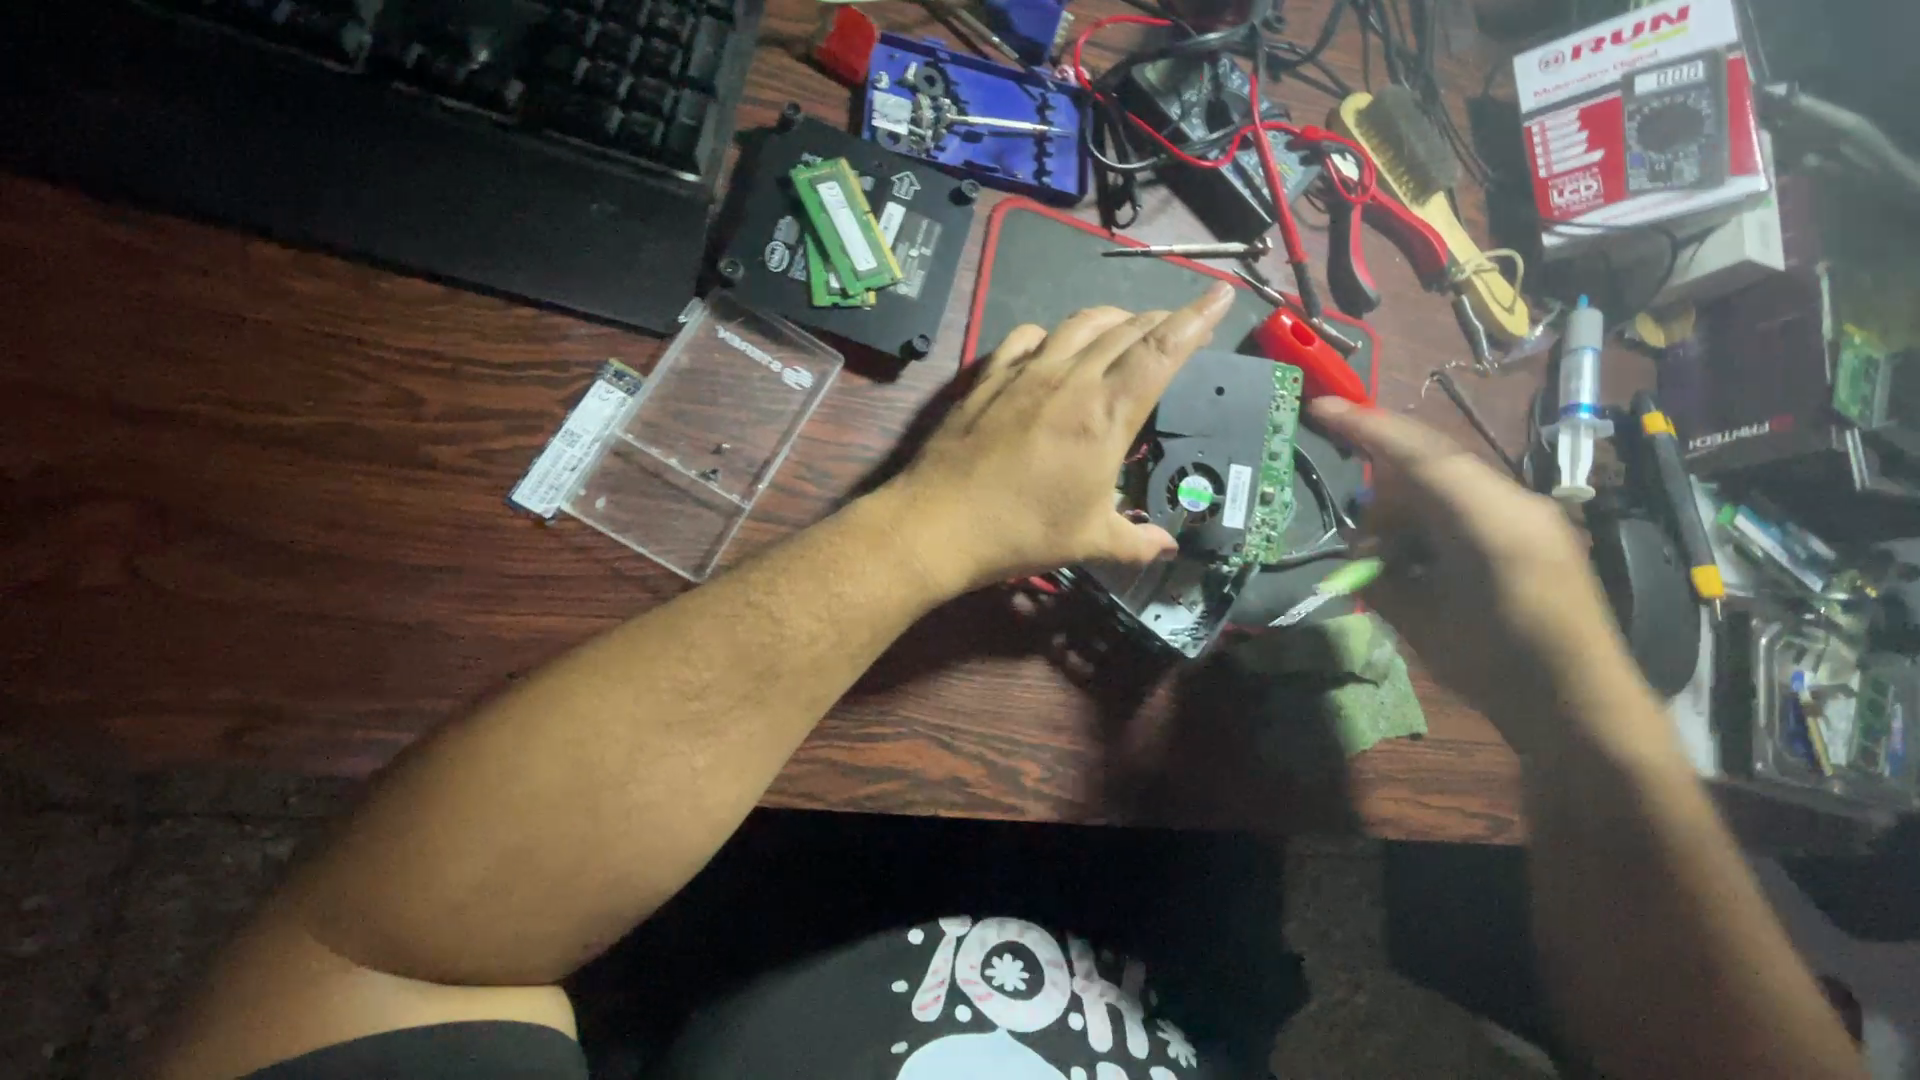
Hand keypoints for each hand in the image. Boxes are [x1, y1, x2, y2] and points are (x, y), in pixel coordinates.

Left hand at [887, 282, 1235, 590]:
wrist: (939, 523)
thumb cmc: (1022, 533)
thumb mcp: (1089, 541)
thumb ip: (1135, 542)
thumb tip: (1166, 546)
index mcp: (1106, 415)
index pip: (1162, 352)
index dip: (1196, 319)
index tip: (1220, 295)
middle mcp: (1071, 380)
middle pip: (1127, 329)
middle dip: (1161, 320)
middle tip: (1177, 326)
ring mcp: (1026, 373)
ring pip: (1079, 323)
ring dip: (1112, 319)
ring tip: (1126, 327)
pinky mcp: (989, 377)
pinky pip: (1027, 336)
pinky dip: (1052, 334)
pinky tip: (1053, 346)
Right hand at [1308, 398, 1653, 756]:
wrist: (1580, 707)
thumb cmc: (1496, 667)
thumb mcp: (1421, 620)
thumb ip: (1382, 572)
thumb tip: (1362, 551)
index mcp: (1488, 520)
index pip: (1419, 454)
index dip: (1366, 426)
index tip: (1321, 407)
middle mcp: (1514, 504)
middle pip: (1429, 470)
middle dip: (1384, 499)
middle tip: (1361, 550)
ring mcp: (1531, 517)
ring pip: (1448, 490)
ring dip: (1409, 519)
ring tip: (1392, 570)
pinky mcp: (1536, 536)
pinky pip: (1471, 510)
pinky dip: (1435, 529)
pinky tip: (1424, 569)